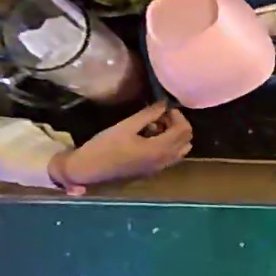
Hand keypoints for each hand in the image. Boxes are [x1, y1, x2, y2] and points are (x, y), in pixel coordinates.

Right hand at [51, 101, 192, 194]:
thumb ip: (148, 115)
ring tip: (155, 127)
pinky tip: (150, 139)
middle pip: (187, 139)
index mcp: (160, 149)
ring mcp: (161, 167)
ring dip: (174, 136)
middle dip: (177, 125)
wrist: (88, 169)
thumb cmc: (104, 146)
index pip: (184, 130)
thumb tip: (164, 104)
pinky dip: (169, 145)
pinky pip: (172, 156)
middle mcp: (166, 160)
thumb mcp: (126, 126)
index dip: (177, 116)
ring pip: (181, 149)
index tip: (164, 108)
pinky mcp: (153, 171)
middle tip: (159, 116)